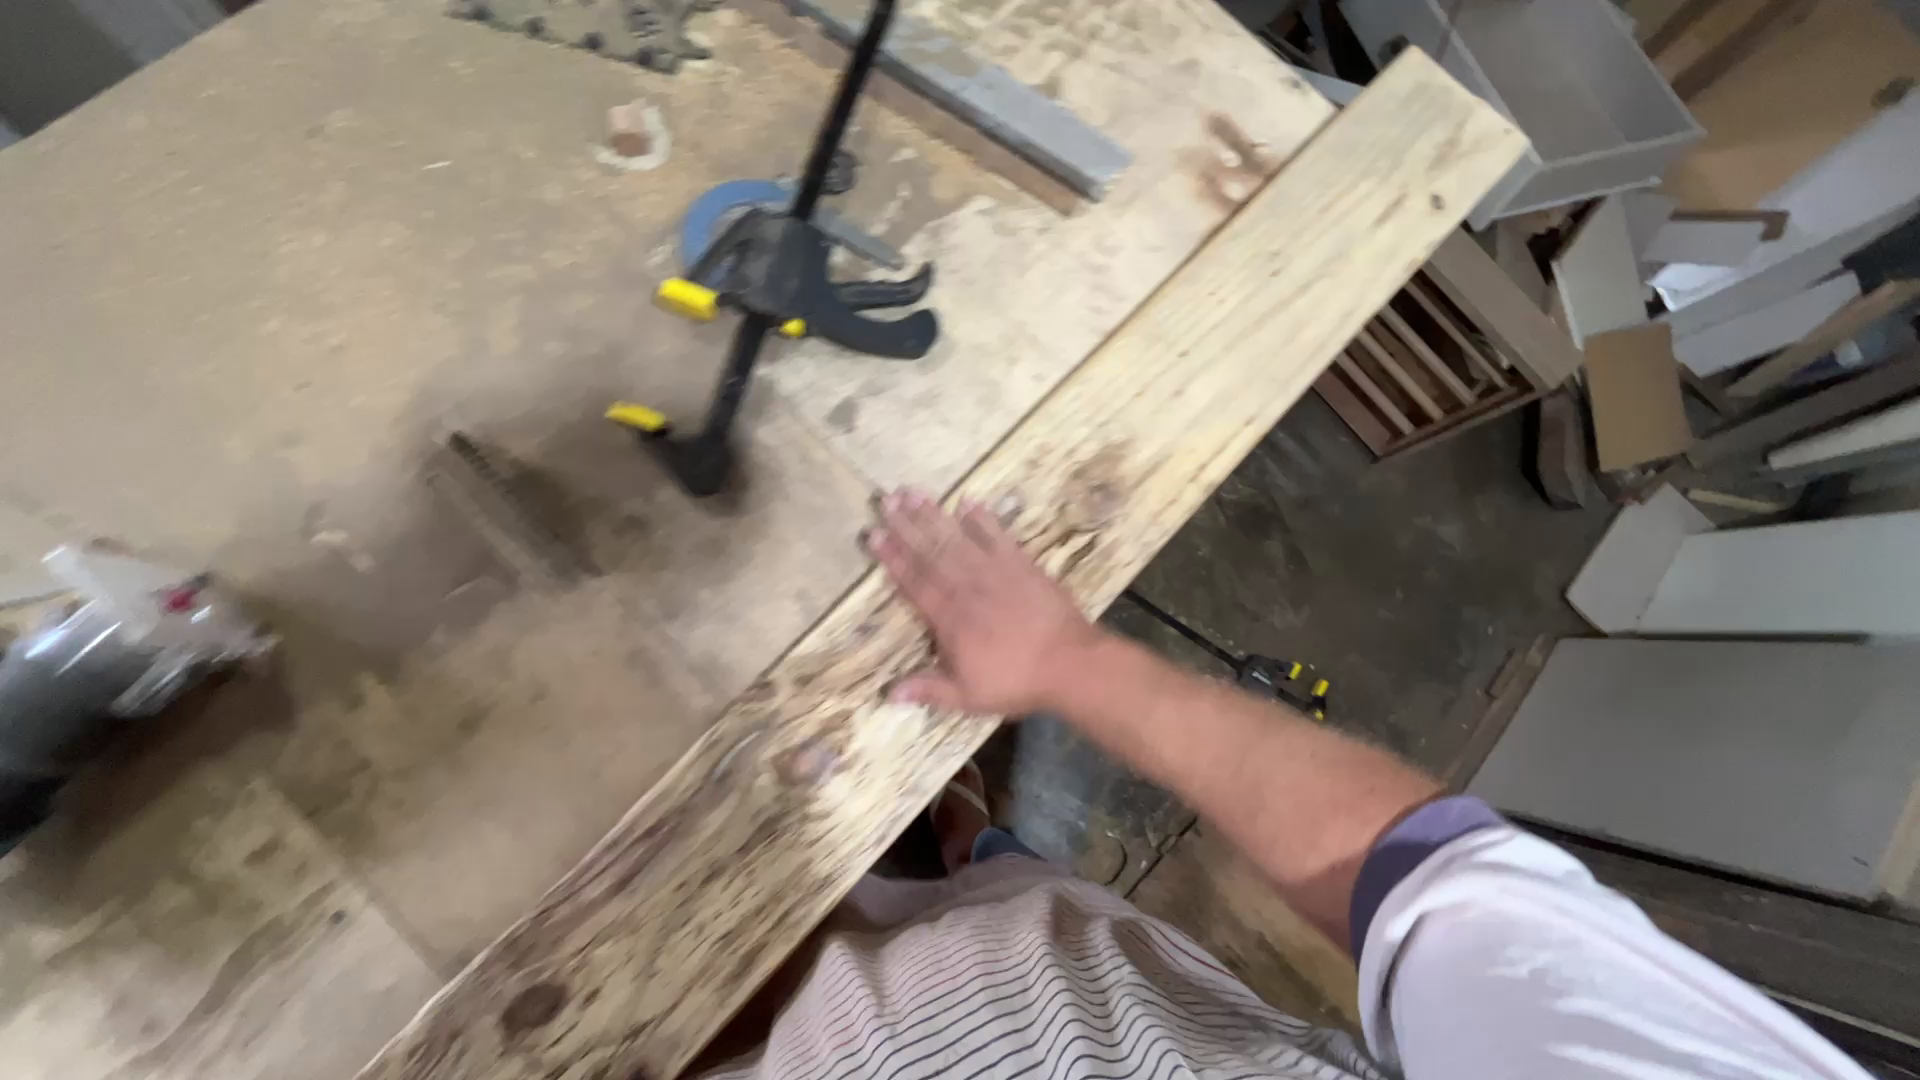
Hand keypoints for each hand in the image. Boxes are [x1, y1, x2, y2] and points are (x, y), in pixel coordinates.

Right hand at [864, 488, 1102, 714]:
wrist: (1070, 663)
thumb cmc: (1016, 681)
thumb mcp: (967, 696)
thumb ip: (928, 690)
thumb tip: (889, 694)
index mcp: (949, 617)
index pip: (914, 582)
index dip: (892, 558)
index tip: (873, 535)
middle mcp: (967, 587)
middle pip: (931, 552)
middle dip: (906, 526)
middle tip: (885, 500)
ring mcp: (996, 571)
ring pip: (958, 538)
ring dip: (934, 515)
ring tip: (913, 493)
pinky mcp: (1022, 564)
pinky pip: (998, 536)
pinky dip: (982, 519)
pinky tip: (967, 502)